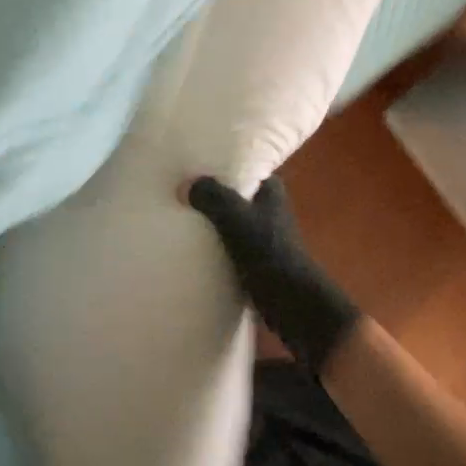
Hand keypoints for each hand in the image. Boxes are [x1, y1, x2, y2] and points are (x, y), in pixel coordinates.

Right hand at [184, 176, 360, 373]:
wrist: (291, 301)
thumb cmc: (268, 252)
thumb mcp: (235, 217)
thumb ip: (211, 196)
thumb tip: (184, 185)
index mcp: (269, 188)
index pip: (239, 164)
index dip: (214, 164)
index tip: (186, 164)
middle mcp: (267, 205)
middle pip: (230, 192)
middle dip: (207, 193)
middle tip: (174, 189)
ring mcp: (262, 232)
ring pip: (227, 218)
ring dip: (208, 219)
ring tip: (176, 214)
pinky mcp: (255, 256)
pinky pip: (227, 241)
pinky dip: (212, 241)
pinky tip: (189, 243)